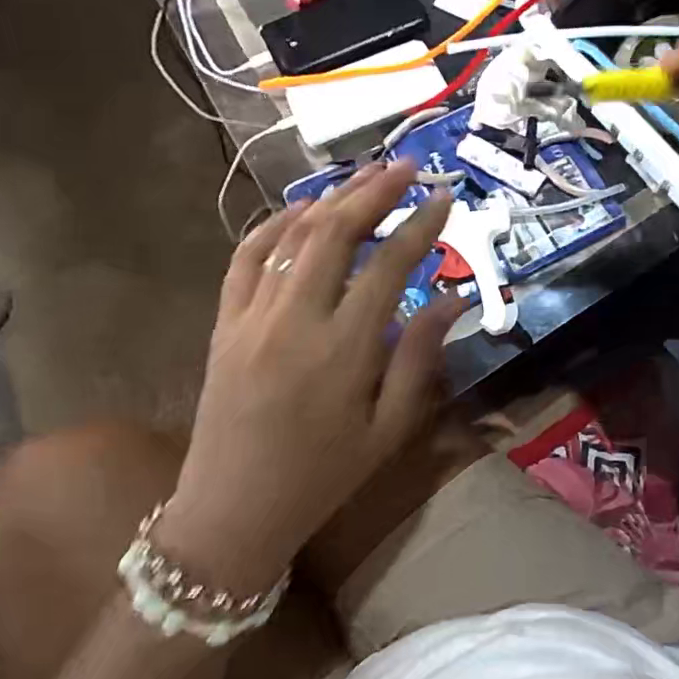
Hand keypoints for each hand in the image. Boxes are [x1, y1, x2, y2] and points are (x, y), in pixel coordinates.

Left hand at [158, 162, 462, 593]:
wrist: (232, 511)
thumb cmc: (324, 475)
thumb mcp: (390, 428)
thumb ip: (422, 358)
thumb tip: (454, 299)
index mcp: (344, 349)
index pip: (390, 265)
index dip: (421, 225)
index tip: (445, 198)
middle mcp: (295, 320)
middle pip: (336, 233)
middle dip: (375, 192)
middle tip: (407, 167)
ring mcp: (252, 317)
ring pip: (292, 236)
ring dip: (331, 199)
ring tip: (364, 175)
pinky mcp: (224, 323)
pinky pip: (246, 259)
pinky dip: (273, 226)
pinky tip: (301, 210)